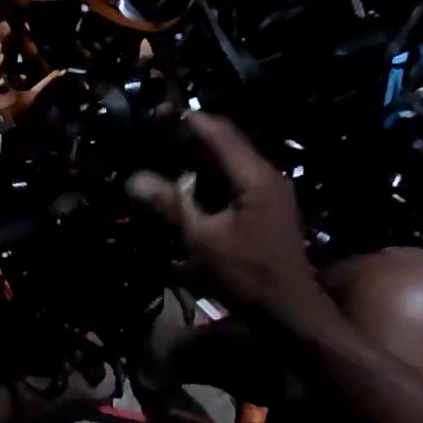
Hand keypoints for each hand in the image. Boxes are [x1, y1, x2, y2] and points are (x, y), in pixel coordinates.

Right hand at [126, 113, 324, 316]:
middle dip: (190, 138)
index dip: (188, 120)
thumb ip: (171, 205)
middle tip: (155, 134)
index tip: (158, 113)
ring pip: (230, 163)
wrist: (287, 308)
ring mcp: (270, 192)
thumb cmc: (246, 273)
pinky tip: (188, 188)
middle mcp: (266, 176)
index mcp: (255, 176)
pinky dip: (210, 179)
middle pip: (226, 144)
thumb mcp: (202, 239)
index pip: (220, 133)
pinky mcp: (266, 208)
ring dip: (199, 159)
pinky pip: (234, 181)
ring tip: (165, 157)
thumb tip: (134, 180)